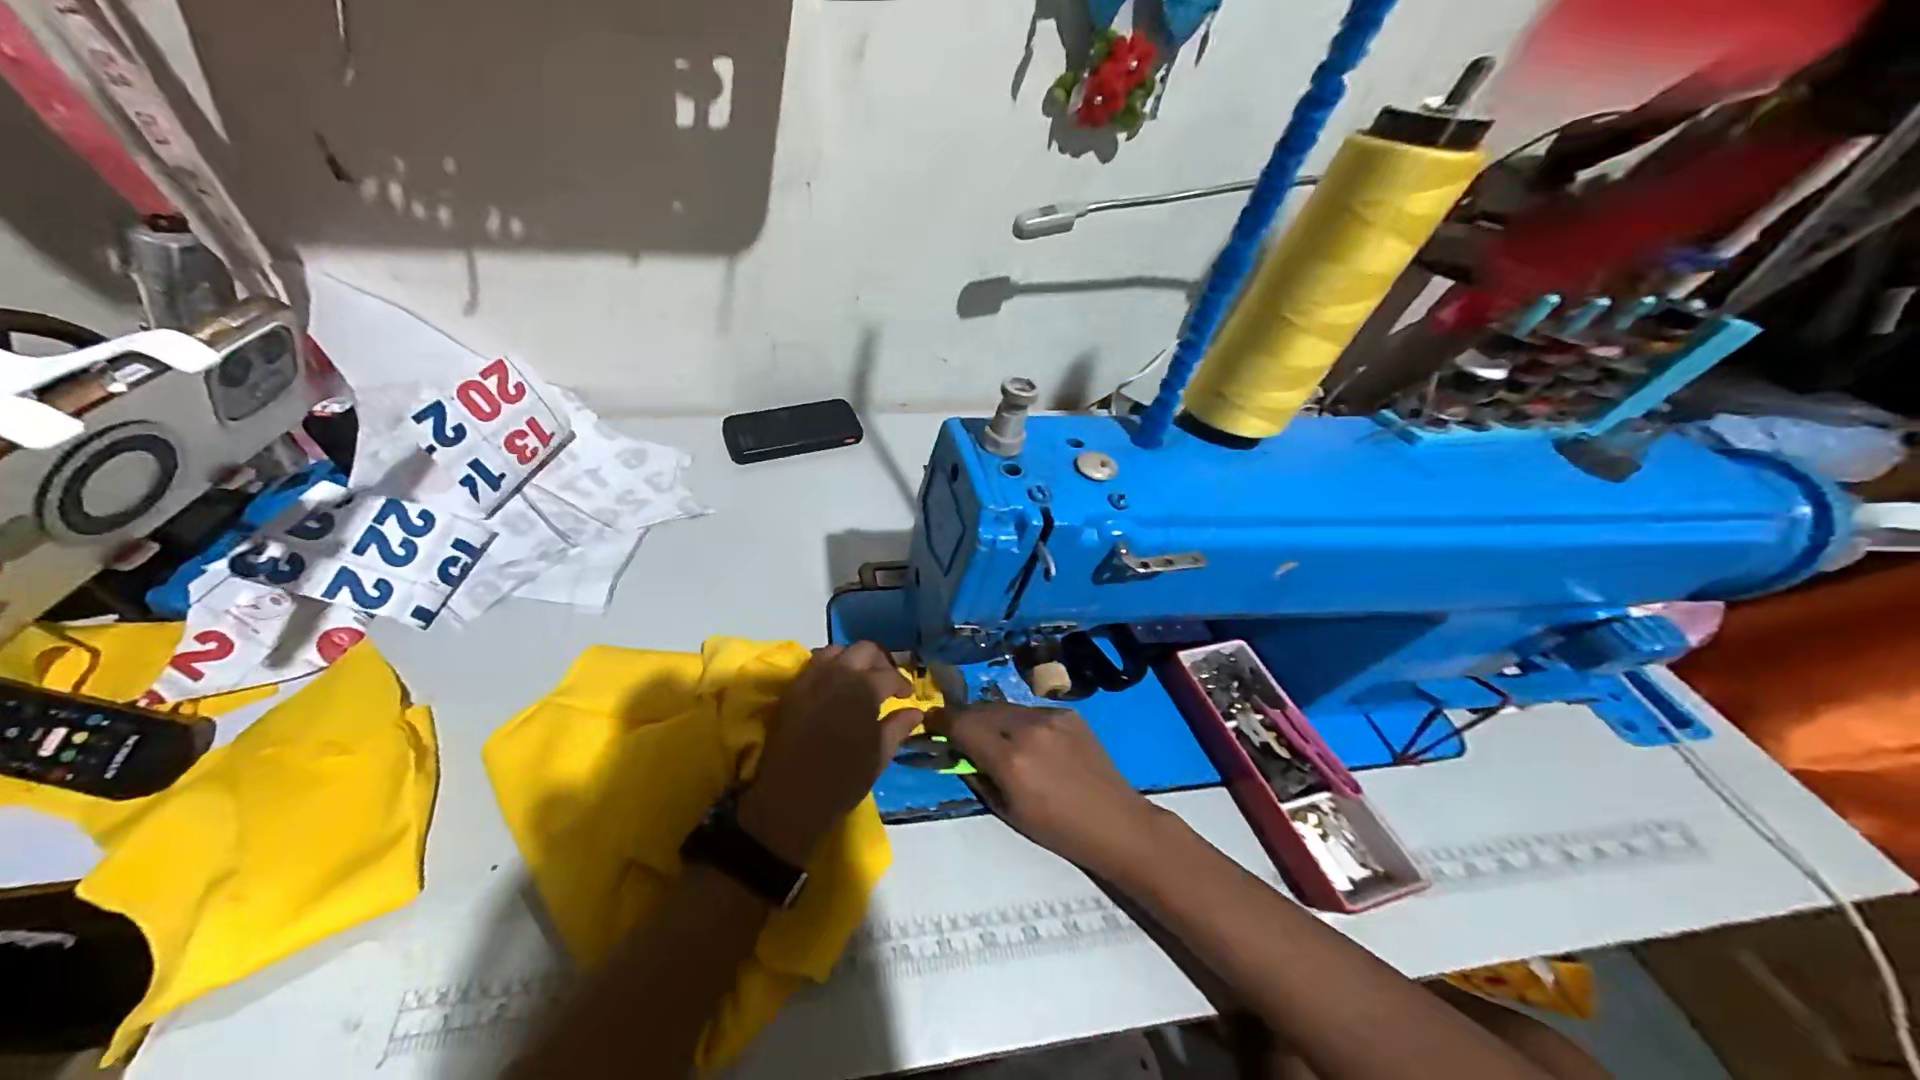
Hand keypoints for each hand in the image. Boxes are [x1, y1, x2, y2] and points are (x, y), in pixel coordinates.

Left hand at [738, 642, 922, 864]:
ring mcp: (811, 678)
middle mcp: (838, 674)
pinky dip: (828, 667)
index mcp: (864, 688)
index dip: (903, 683)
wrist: (791, 797)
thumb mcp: (880, 755)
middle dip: (880, 662)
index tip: (907, 696)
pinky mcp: (792, 689)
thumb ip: (898, 727)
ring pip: (836, 650)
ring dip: (852, 659)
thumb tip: (915, 712)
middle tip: (886, 681)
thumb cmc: (843, 779)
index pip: (889, 674)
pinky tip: (834, 686)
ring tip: (859, 680)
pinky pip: (813, 664)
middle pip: (864, 650)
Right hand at [926, 703, 1161, 875]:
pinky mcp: (1069, 712)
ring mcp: (1051, 716)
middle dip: (963, 717)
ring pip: (1004, 706)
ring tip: (990, 735)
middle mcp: (1028, 729)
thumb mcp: (1006, 810)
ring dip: (990, 717)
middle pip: (980, 709)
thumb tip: (955, 751)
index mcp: (1010, 760)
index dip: (940, 721)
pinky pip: (1029, 710)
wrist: (1115, 821)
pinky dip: (1017, 720)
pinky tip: (1025, 740)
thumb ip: (976, 774)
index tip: (929, 722)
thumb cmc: (1057, 829)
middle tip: (954, 729)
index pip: (962, 724)